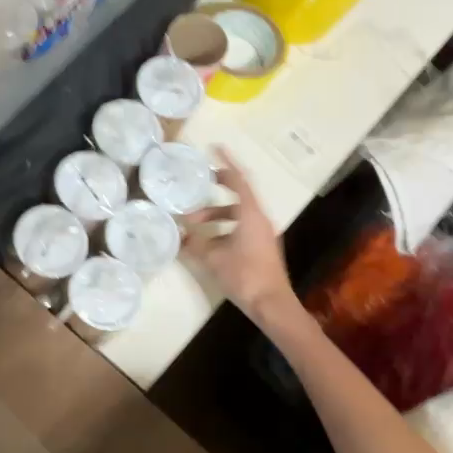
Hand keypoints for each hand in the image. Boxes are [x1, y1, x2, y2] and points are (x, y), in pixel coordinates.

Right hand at [185, 148, 295, 326]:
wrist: (272, 304)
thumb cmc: (244, 276)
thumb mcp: (213, 259)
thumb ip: (195, 244)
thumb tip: (180, 234)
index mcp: (251, 214)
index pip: (239, 179)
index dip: (226, 163)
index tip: (214, 149)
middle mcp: (259, 218)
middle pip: (237, 196)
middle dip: (215, 193)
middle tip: (196, 190)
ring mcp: (262, 233)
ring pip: (237, 214)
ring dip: (216, 216)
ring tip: (193, 226)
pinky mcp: (261, 247)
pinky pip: (240, 228)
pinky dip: (223, 228)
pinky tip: (207, 242)